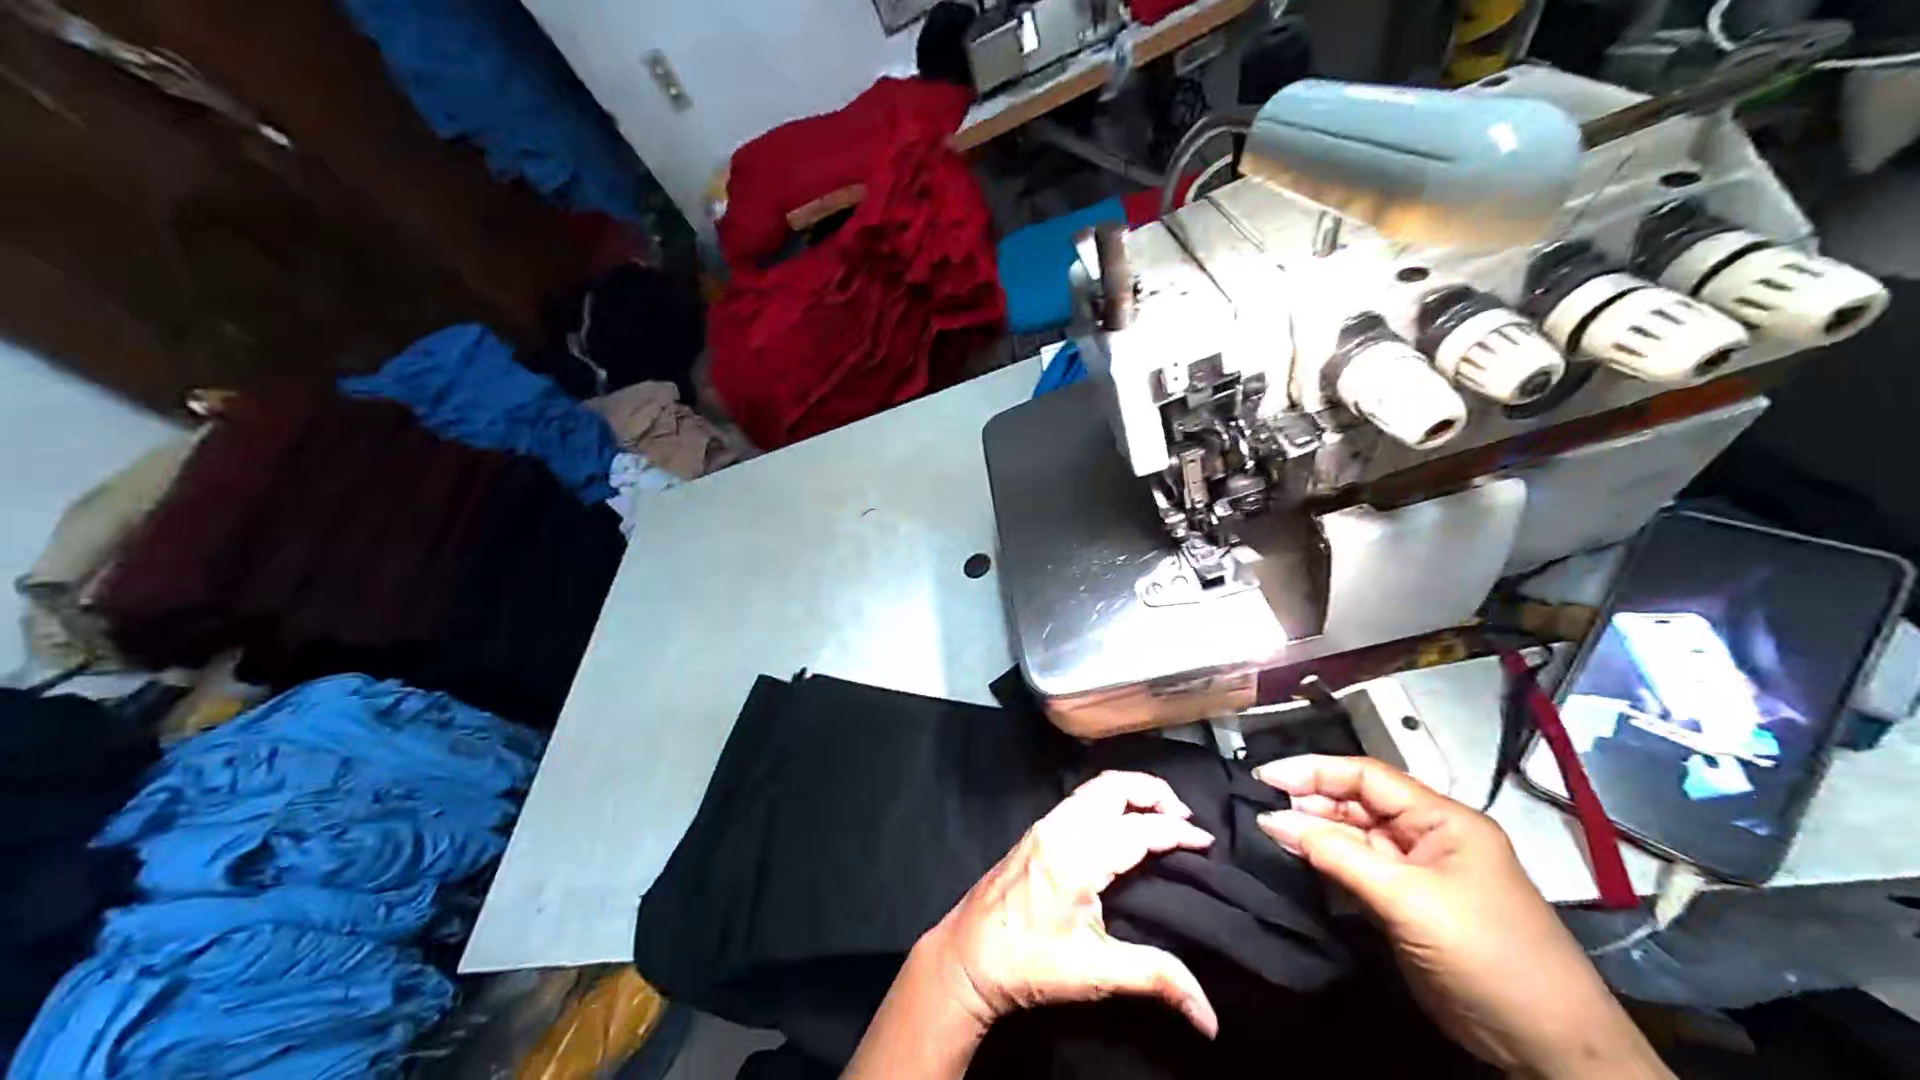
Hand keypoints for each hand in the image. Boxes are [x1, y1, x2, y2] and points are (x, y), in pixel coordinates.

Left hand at [927, 769, 1221, 1035]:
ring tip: (1162, 814)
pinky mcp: (1036, 831)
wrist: (966, 956)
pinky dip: (1110, 798)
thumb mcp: (1094, 974)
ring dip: (1131, 791)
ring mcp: (1044, 825)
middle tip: (1186, 817)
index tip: (1207, 843)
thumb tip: (1211, 1017)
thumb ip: (1156, 979)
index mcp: (1076, 855)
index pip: (1139, 829)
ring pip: (1095, 787)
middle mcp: (1060, 828)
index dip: (1178, 832)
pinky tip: (1122, 821)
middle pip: (1114, 786)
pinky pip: (1081, 798)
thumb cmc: (1026, 963)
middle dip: (1154, 791)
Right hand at [1254, 755, 1671, 1079]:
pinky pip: (1356, 868)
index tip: (1265, 776)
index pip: (1367, 776)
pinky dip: (1325, 861)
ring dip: (1314, 832)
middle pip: (1357, 803)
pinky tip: (1295, 857)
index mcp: (1442, 819)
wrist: (1547, 1045)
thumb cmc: (1485, 953)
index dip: (1314, 770)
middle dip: (1309, 800)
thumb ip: (1337, 855)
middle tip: (1260, 806)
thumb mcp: (1407, 899)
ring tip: (1269, 830)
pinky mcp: (1406, 903)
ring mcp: (1417, 871)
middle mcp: (1428, 836)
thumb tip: (1272, 819)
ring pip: (1353, 836)